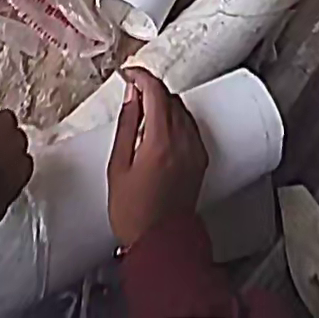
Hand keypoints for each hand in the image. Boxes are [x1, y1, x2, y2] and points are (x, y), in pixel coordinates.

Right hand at [107, 67, 207, 247]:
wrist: (161, 245)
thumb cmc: (135, 213)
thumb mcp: (118, 165)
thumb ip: (126, 124)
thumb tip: (130, 95)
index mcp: (160, 140)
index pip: (155, 90)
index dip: (140, 75)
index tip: (129, 73)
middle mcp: (182, 141)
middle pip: (169, 96)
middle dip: (149, 88)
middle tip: (131, 91)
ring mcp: (194, 149)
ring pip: (180, 108)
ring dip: (162, 102)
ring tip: (143, 111)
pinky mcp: (200, 159)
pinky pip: (189, 125)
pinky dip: (174, 118)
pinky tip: (160, 128)